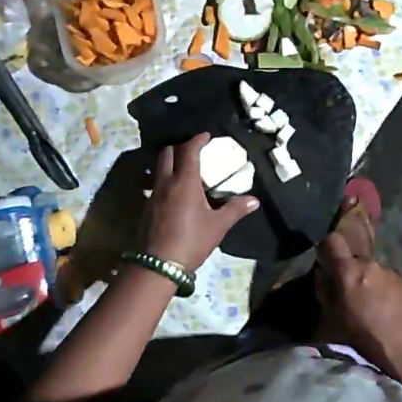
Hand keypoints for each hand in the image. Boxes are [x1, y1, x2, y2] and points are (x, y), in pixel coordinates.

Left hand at [143, 133, 258, 271]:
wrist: (158, 266)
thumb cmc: (191, 241)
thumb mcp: (217, 226)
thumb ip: (235, 209)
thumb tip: (254, 200)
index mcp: (184, 181)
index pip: (189, 150)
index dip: (197, 139)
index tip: (206, 136)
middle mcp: (166, 182)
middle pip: (167, 152)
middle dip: (179, 147)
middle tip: (193, 151)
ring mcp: (153, 194)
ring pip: (158, 167)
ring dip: (170, 162)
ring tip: (183, 170)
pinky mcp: (146, 207)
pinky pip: (155, 183)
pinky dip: (164, 179)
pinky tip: (174, 192)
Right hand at [316, 222, 401, 377]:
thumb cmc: (367, 337)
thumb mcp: (335, 319)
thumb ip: (325, 291)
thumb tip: (322, 275)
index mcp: (349, 271)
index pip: (332, 240)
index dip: (327, 248)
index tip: (327, 262)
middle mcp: (369, 263)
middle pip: (354, 259)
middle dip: (351, 271)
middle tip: (352, 293)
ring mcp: (390, 270)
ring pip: (372, 269)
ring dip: (369, 280)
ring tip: (374, 303)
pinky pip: (388, 278)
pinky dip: (385, 288)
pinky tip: (389, 307)